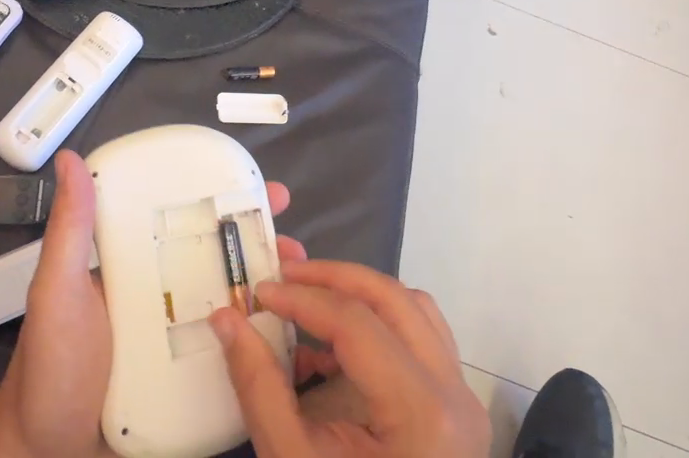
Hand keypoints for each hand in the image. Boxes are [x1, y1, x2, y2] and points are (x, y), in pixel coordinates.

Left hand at [0, 150, 302, 457]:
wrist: (48, 453)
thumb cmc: (50, 368)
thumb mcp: (56, 291)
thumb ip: (69, 230)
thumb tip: (70, 159)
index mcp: (131, 263)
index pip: (182, 218)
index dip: (222, 199)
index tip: (263, 188)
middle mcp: (158, 292)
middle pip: (216, 258)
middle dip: (258, 243)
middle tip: (293, 242)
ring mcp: (175, 336)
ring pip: (230, 301)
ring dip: (266, 287)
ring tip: (299, 281)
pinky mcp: (187, 378)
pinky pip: (228, 349)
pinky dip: (258, 337)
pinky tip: (287, 333)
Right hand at [210, 261, 489, 457]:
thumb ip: (259, 386)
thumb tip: (225, 319)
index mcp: (421, 412)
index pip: (357, 323)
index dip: (303, 299)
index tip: (259, 292)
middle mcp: (454, 395)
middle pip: (394, 300)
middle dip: (334, 278)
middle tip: (284, 275)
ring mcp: (462, 400)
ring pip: (414, 311)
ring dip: (359, 296)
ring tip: (306, 299)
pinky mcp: (456, 409)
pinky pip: (420, 340)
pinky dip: (377, 326)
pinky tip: (330, 347)